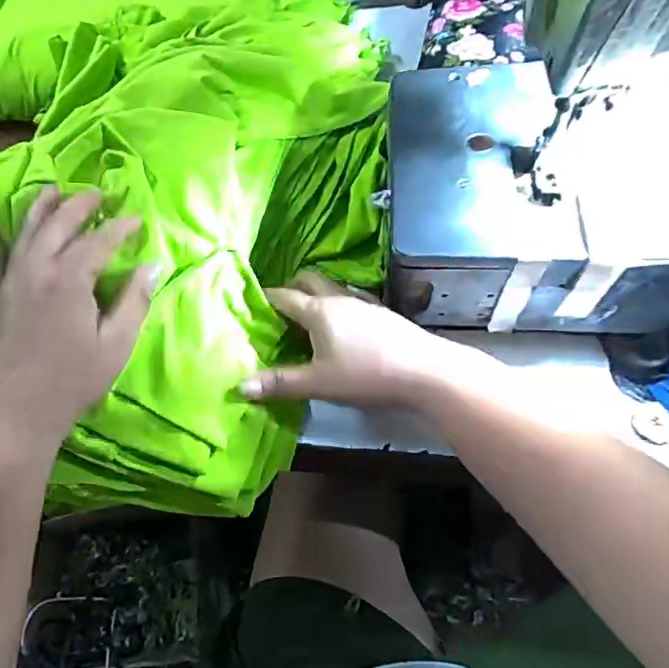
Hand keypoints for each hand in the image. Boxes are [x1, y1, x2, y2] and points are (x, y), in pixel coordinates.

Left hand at [0, 187, 156, 445]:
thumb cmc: (74, 380)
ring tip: (53, 190)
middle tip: (98, 194)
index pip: (100, 240)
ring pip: (26, 232)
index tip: (137, 220)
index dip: (120, 227)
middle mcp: (38, 269)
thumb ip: (134, 301)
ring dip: (41, 208)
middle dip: (81, 204)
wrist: (18, 408)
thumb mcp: (116, 344)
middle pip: (60, 224)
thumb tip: (154, 265)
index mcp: (71, 279)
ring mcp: (12, 280)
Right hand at [242, 271, 492, 408]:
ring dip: (316, 297)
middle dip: (291, 287)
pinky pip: (350, 301)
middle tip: (278, 307)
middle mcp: (340, 299)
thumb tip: (241, 386)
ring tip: (306, 320)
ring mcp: (365, 304)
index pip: (284, 296)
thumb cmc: (366, 375)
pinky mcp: (383, 315)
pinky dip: (337, 307)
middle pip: (310, 280)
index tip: (251, 304)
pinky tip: (341, 331)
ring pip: (333, 289)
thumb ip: (280, 383)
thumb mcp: (317, 383)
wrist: (427, 372)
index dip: (265, 298)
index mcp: (318, 311)